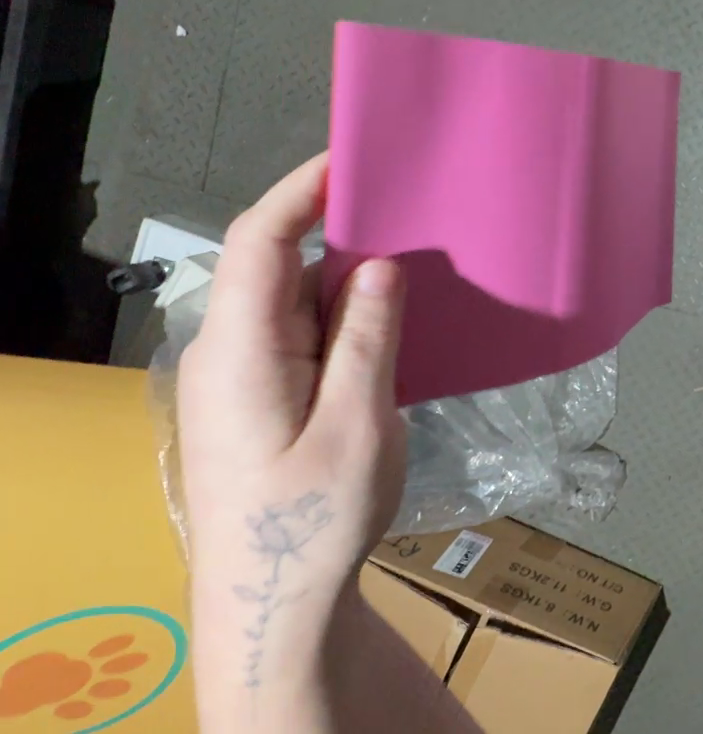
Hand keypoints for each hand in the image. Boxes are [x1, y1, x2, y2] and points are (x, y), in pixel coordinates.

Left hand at [178, 153, 407, 722]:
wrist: (275, 598)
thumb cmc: (316, 515)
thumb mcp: (358, 424)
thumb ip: (366, 339)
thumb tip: (379, 264)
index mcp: (239, 351)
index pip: (255, 243)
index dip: (300, 191)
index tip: (356, 158)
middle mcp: (228, 351)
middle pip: (275, 264)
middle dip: (340, 226)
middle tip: (417, 207)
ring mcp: (243, 374)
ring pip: (295, 298)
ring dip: (352, 272)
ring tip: (422, 255)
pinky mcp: (264, 394)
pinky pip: (304, 329)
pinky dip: (349, 309)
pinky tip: (397, 314)